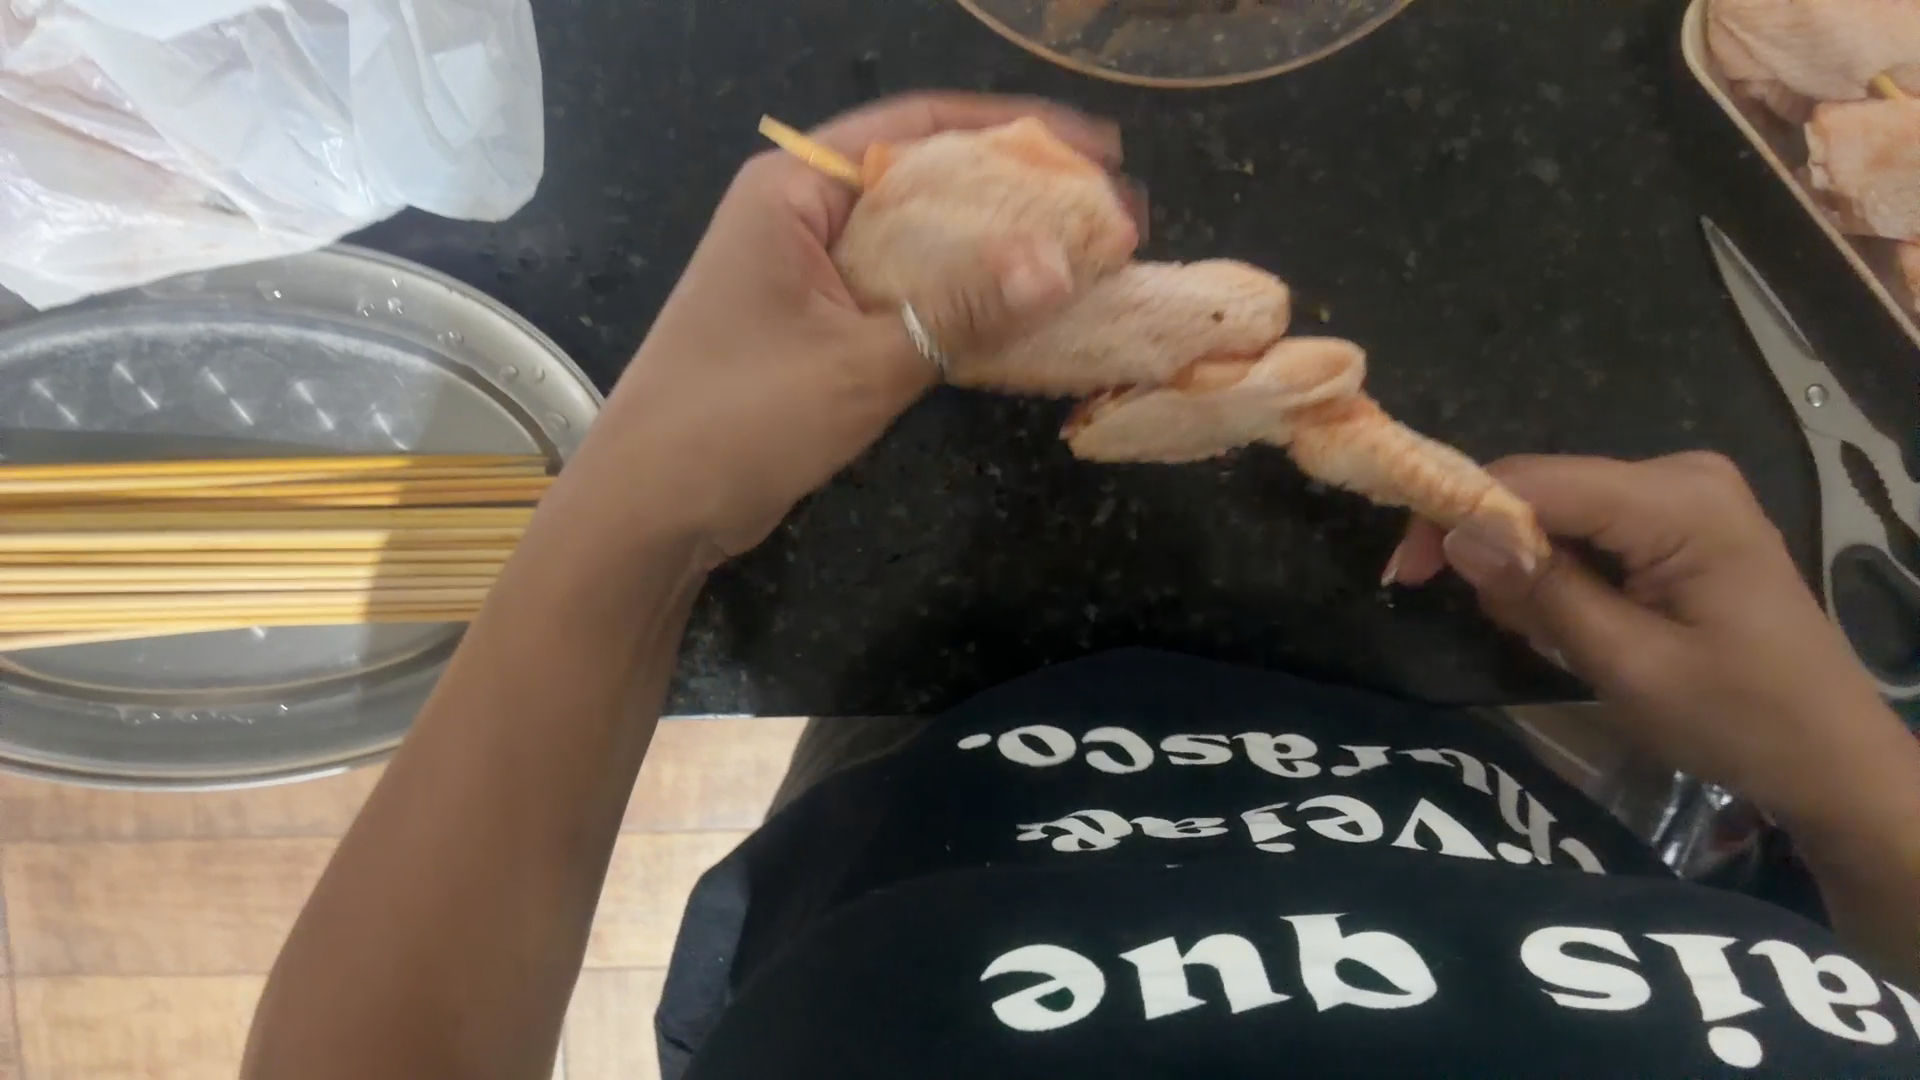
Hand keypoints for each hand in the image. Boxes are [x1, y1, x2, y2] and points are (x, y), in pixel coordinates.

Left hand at [563, 93, 1125, 560]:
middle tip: (1097, 217)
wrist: (655, 507)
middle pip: (921, 188)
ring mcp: (807, 280)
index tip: (1091, 150)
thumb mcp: (860, 362)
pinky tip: (1011, 322)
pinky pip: (899, 305)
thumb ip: (958, 310)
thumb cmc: (741, 419)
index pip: (915, 131)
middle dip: (1011, 201)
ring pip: (914, 253)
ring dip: (987, 262)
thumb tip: (1060, 264)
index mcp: (795, 193)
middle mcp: (801, 221)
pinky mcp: (816, 335)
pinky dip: (953, 312)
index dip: (1011, 133)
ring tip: (1073, 266)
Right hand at [1388, 452, 1917, 824]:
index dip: (1452, 513)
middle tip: (1481, 615)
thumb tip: (1455, 535)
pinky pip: (1569, 528)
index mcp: (1679, 504)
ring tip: (1546, 633)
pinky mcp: (1662, 520)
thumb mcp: (1625, 663)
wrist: (1830, 757)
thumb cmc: (1738, 718)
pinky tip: (1570, 619)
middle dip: (1485, 547)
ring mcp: (1671, 495)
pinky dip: (1547, 574)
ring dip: (1520, 572)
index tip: (1403, 571)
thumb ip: (1541, 591)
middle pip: (1532, 489)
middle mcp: (1674, 477)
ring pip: (1542, 511)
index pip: (1531, 482)